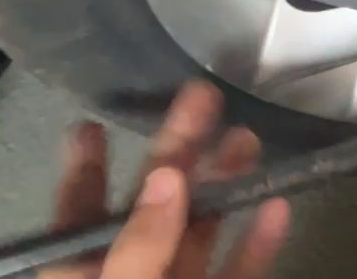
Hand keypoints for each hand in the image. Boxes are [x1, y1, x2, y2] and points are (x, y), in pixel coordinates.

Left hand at [42, 81, 289, 278]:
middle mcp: (129, 275)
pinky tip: (278, 207)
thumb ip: (140, 244)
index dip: (84, 168)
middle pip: (152, 205)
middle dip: (178, 149)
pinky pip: (236, 273)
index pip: (78, 214)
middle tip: (202, 95)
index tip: (91, 123)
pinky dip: (257, 243)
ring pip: (198, 233)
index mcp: (86, 274)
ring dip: (224, 185)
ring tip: (248, 139)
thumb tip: (168, 175)